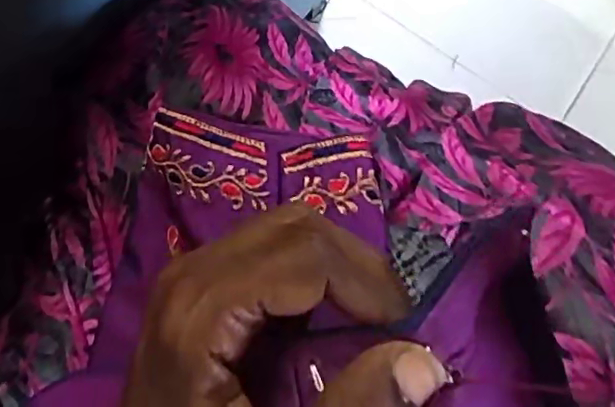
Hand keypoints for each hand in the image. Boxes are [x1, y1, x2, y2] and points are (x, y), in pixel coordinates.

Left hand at [123, 204, 449, 406]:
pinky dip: (306, 268)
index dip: (367, 282)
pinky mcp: (195, 279)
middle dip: (356, 264)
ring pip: (280, 227)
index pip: (302, 253)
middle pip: (293, 226)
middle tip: (398, 322)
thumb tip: (425, 361)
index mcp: (203, 308)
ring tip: (373, 316)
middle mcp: (192, 269)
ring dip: (334, 261)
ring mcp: (189, 269)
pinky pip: (262, 246)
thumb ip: (351, 406)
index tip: (411, 331)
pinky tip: (329, 312)